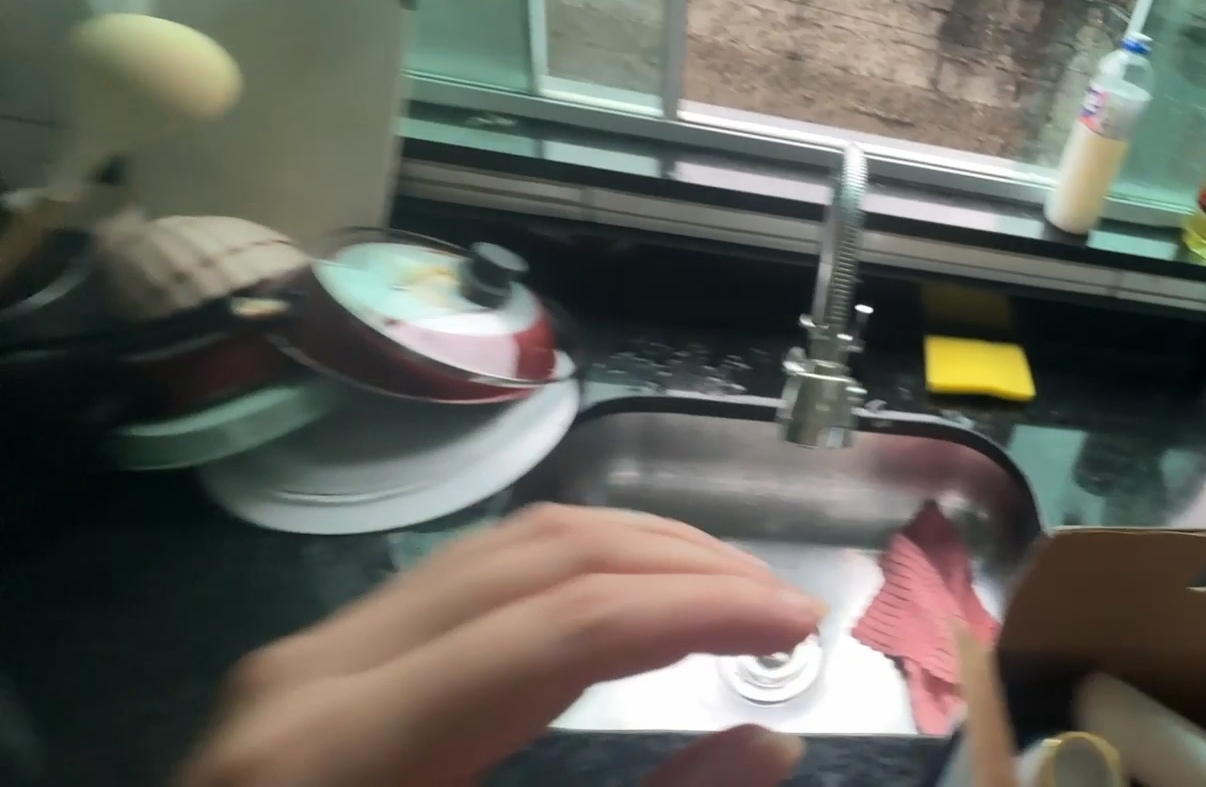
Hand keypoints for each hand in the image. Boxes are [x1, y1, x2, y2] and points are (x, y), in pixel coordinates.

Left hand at [178, 504, 827, 785]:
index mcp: (341, 752)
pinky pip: (492, 563)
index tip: (798, 621)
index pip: (569, 626)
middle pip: (555, 556)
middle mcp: (321, 665)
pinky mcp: (336, 649)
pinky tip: (637, 580)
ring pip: (527, 539)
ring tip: (729, 582)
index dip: (704, 610)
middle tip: (778, 601)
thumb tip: (776, 748)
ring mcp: (322, 645)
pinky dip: (590, 558)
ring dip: (648, 547)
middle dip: (691, 566)